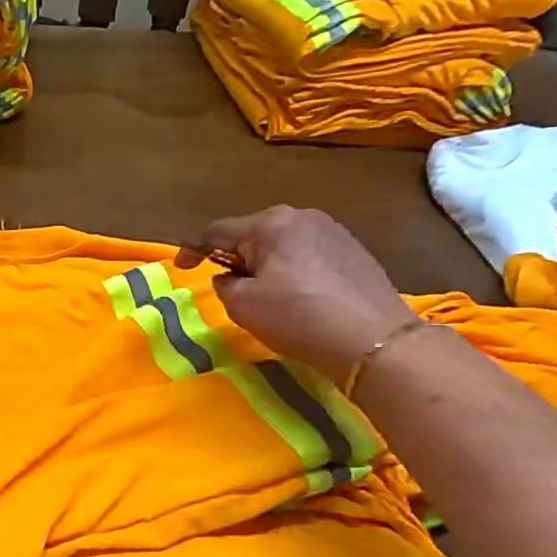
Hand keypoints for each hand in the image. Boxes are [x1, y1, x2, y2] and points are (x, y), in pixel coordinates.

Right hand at [177, 206, 418, 383]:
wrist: (373, 340)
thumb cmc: (298, 317)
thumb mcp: (244, 306)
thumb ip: (225, 285)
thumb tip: (231, 277)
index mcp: (271, 223)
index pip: (218, 230)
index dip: (194, 249)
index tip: (183, 268)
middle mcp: (303, 216)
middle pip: (255, 235)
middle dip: (239, 259)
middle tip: (236, 292)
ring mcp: (334, 231)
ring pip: (285, 245)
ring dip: (270, 266)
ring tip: (274, 300)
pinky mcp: (355, 251)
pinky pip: (311, 256)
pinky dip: (298, 273)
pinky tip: (306, 299)